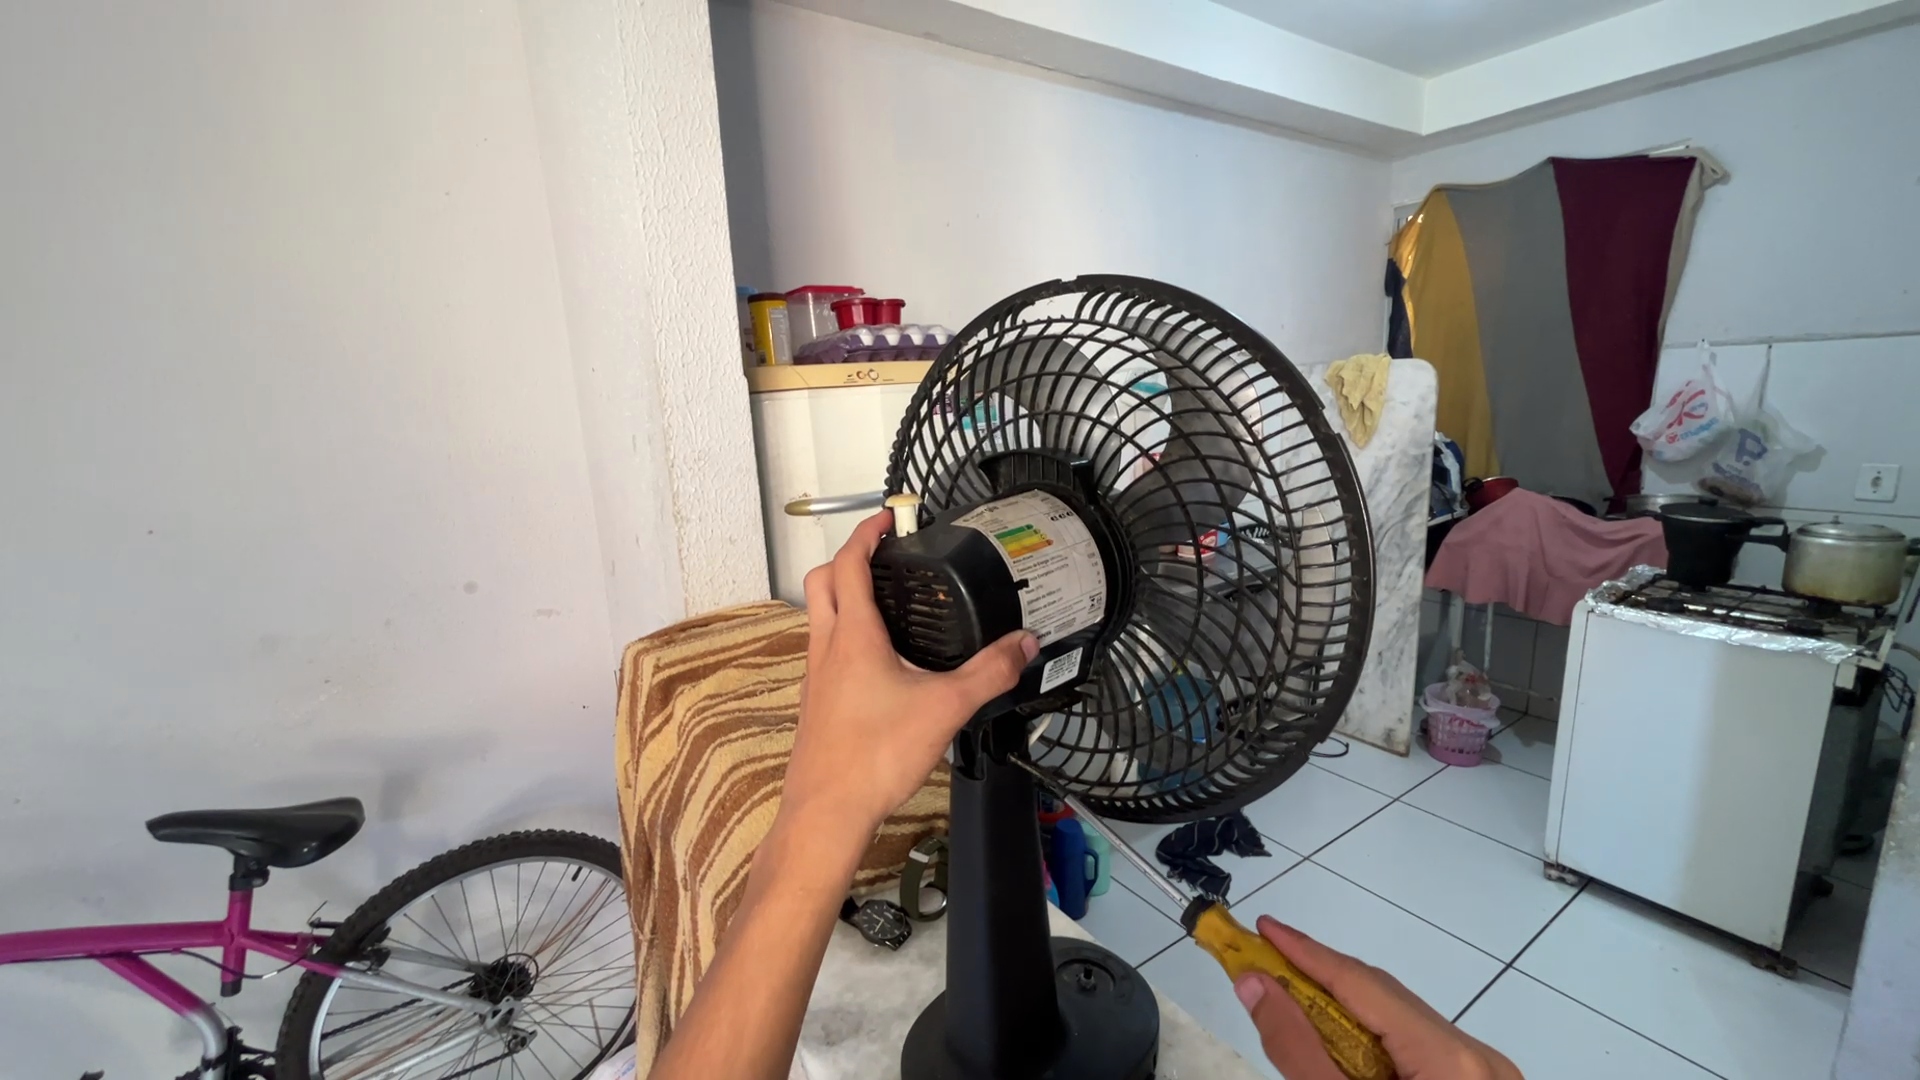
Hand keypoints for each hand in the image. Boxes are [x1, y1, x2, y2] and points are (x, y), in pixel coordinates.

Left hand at [783, 511, 1038, 842]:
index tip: (887, 519)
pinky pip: (824, 650)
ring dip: (842, 595)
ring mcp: (816, 675)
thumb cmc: (873, 757)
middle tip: (881, 555)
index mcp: (854, 636)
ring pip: (818, 615)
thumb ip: (989, 673)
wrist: (827, 812)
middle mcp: (827, 648)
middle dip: (848, 557)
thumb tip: (1022, 645)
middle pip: (822, 581)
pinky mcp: (817, 701)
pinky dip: (843, 634)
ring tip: (884, 600)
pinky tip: (876, 660)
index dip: (866, 533)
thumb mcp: (945, 708)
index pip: (850, 564)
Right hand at [1236, 916, 1521, 1079]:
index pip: (1361, 983)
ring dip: (1341, 1010)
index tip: (1260, 926)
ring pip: (1398, 1023)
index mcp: (1453, 1061)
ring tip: (1289, 999)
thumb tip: (1255, 983)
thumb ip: (1296, 1047)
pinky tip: (1339, 1048)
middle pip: (1381, 997)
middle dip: (1318, 977)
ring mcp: (1488, 1079)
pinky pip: (1415, 1050)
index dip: (1305, 951)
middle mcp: (1481, 1060)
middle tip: (1261, 960)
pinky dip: (1370, 1041)